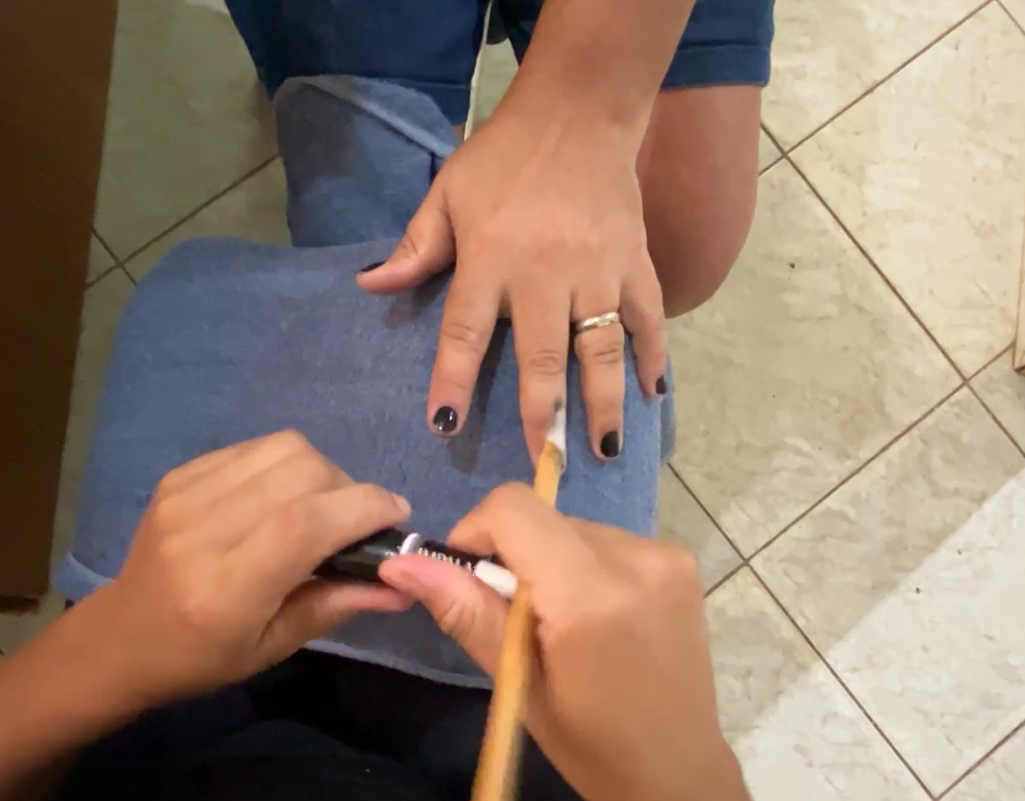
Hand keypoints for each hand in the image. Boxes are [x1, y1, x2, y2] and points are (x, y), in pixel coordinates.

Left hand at [75, 432, 413, 706]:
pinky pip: (257, 448)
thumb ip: (338, 606)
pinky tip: (284, 497)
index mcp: (227, 588)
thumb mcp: (275, 646)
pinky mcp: (180, 474)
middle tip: (355, 522)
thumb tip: (404, 586)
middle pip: (301, 472)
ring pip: (284, 448)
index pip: (306, 523)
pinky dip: (288, 466)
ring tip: (323, 506)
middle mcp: (203, 530)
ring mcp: (186, 494)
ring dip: (323, 472)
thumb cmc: (204, 656)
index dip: (363, 507)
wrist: (121, 636)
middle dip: (349, 489)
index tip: (396, 515)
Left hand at [356, 99, 668, 463]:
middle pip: (542, 357)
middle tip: (545, 464)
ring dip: (603, 402)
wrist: (578, 112)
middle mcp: (545, 273)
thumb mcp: (448, 193)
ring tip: (604, 450)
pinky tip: (654, 393)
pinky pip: (648, 317)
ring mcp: (597, 271)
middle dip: (544, 414)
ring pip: (600, 348)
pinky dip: (653, 355)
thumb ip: (416, 246)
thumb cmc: (503, 159)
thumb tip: (370, 286)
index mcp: (491, 259)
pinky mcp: (635, 264)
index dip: (454, 380)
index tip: (447, 426)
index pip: (465, 332)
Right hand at [377, 485, 741, 800]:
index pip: (514, 508)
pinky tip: (598, 620)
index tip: (470, 579)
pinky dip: (586, 567)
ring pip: (574, 528)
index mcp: (591, 596)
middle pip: (544, 518)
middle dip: (515, 557)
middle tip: (522, 624)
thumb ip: (467, 613)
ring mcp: (666, 555)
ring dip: (552, 563)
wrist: (682, 773)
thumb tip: (402, 563)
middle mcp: (636, 558)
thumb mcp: (520, 686)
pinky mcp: (681, 561)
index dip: (476, 531)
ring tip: (564, 629)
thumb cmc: (594, 750)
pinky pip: (608, 542)